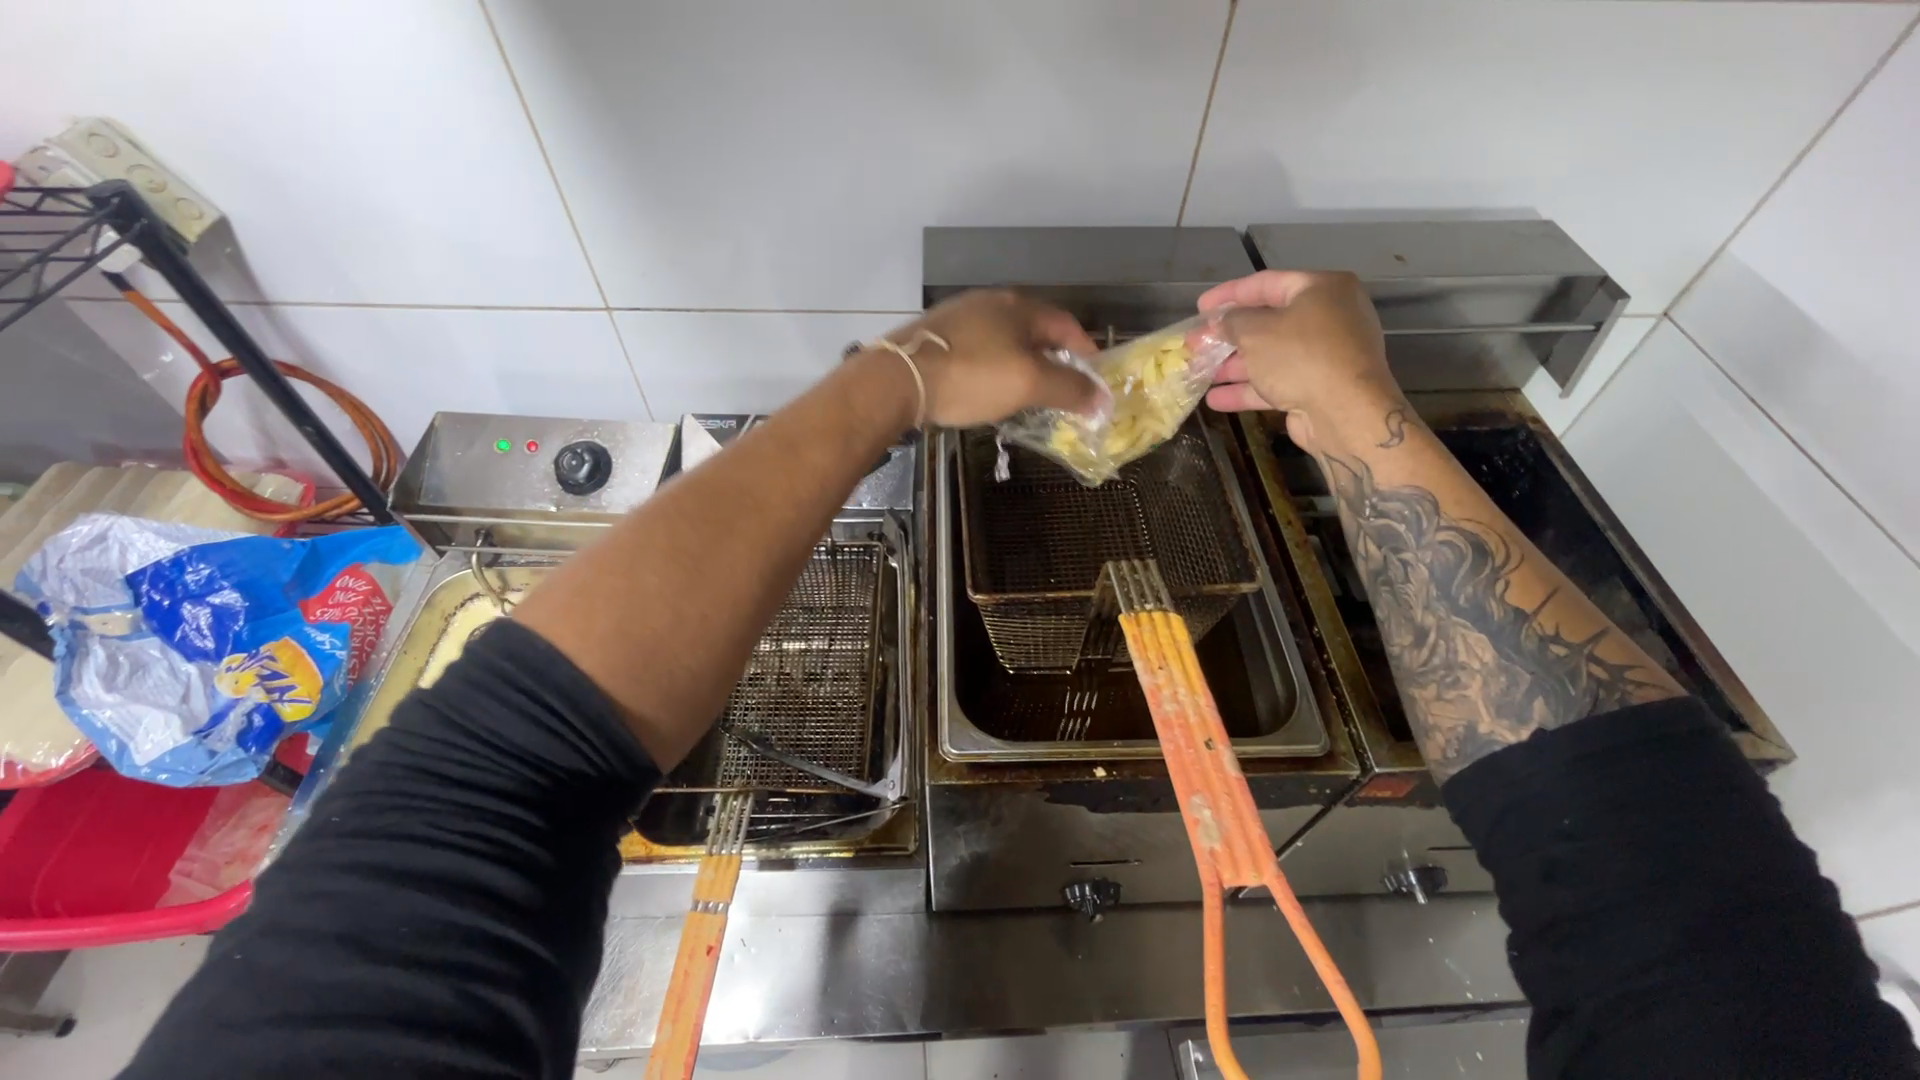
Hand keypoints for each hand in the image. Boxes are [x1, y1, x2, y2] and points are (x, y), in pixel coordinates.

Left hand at [877, 289, 1101, 427]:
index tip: (1094, 381)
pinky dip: (992, 368)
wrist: (898, 379)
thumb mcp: (1028, 384)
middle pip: (1034, 330)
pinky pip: (977, 351)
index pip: (1067, 325)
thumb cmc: (972, 376)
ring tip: (1026, 393)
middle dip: (1053, 359)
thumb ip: (1069, 389)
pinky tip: (985, 389)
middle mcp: (990, 302)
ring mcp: (959, 317)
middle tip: (1062, 391)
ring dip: (1021, 364)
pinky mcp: (935, 337)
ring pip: (1004, 340)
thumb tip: (1103, 399)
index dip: (1085, 353)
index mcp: (1019, 307)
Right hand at [1198, 271, 1403, 454]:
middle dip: (1227, 337)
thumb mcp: (1256, 331)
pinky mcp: (1319, 387)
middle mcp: (1328, 317)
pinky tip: (1215, 399)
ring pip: (1270, 355)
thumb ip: (1232, 322)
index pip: (1266, 283)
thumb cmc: (1301, 357)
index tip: (1200, 307)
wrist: (1345, 412)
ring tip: (1199, 374)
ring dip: (1232, 366)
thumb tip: (1220, 322)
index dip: (1229, 294)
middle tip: (1196, 344)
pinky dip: (1248, 389)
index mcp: (1322, 290)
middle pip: (1267, 322)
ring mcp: (1325, 355)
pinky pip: (1278, 382)